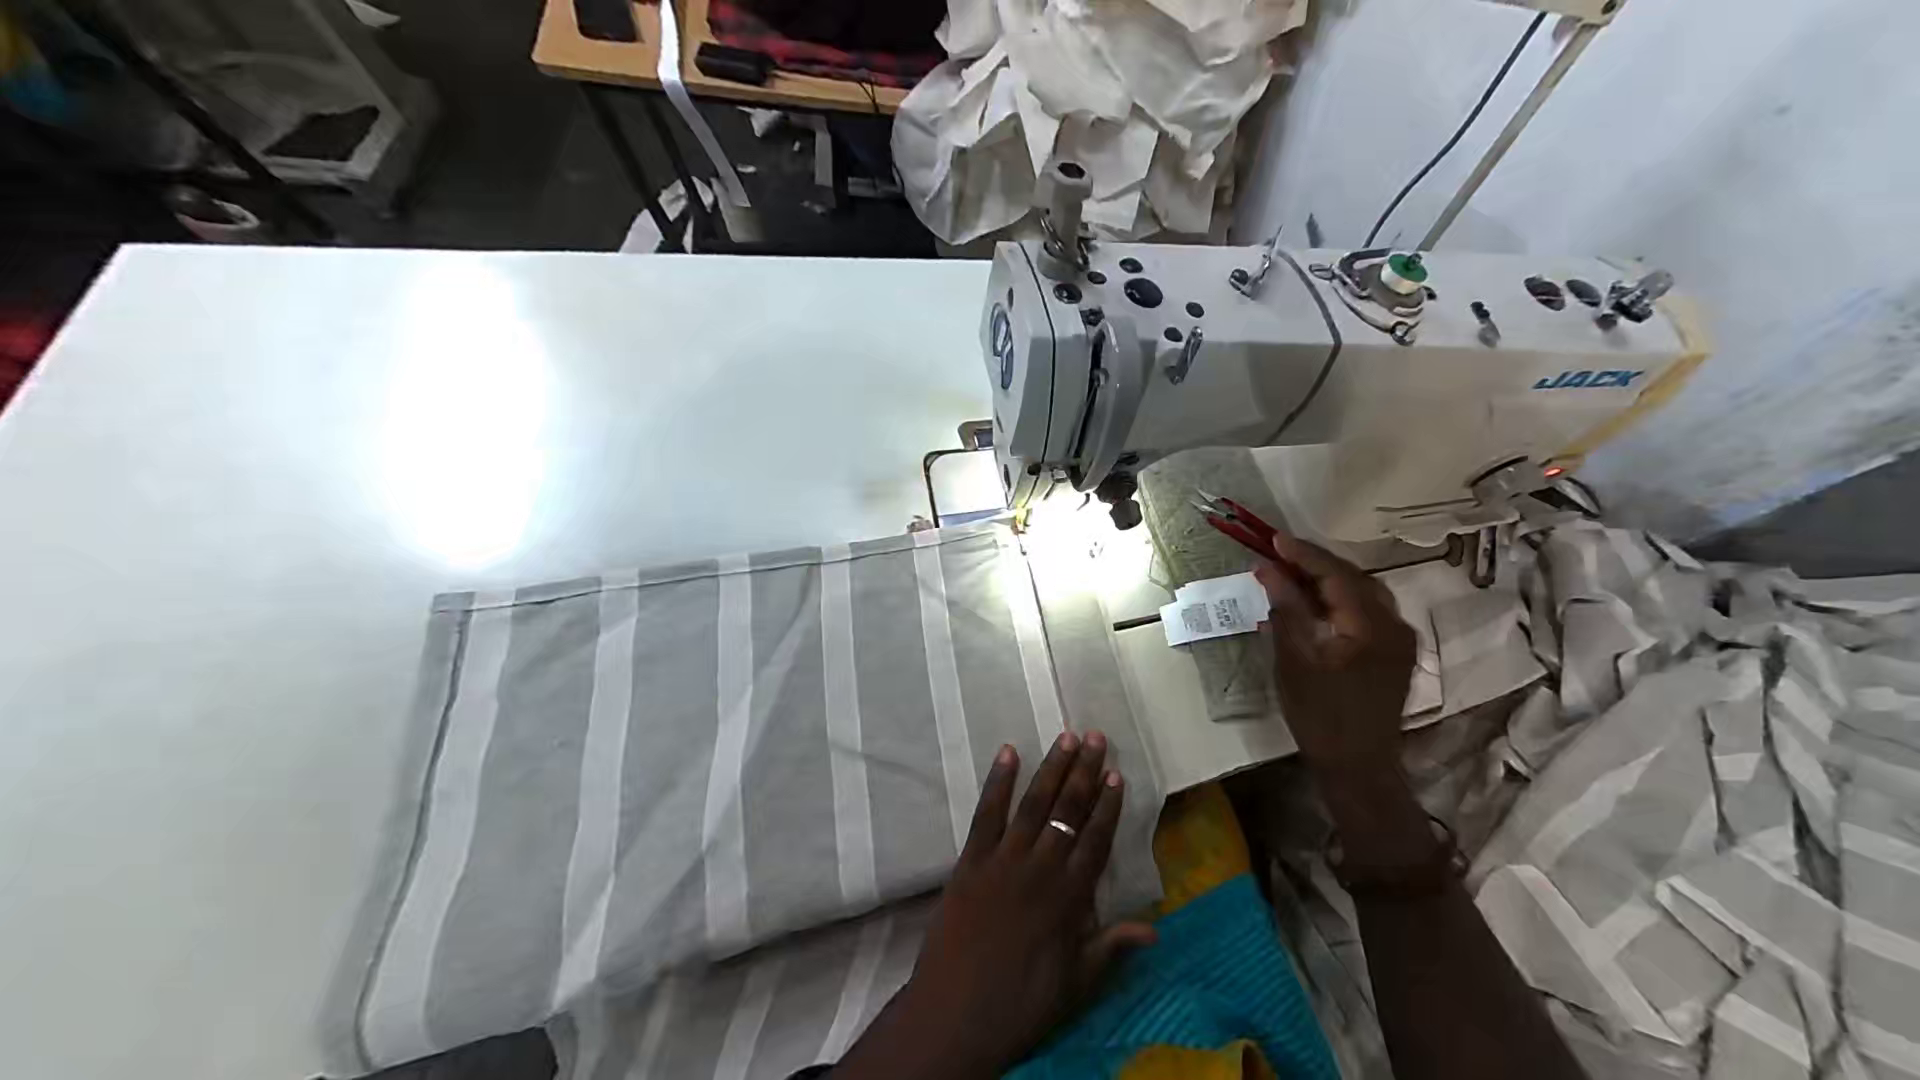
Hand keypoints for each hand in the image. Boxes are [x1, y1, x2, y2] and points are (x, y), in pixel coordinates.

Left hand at [833, 731, 1154, 1079]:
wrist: (956, 1014)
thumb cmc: (1021, 1003)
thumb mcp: (1075, 983)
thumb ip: (1111, 947)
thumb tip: (1155, 930)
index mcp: (1069, 898)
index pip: (1096, 840)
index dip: (1108, 806)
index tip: (1118, 775)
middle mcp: (1041, 869)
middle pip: (1068, 811)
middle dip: (1084, 773)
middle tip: (1096, 738)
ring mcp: (1003, 860)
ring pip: (1034, 804)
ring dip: (1051, 768)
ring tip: (1067, 737)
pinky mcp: (970, 860)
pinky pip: (986, 814)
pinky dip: (998, 782)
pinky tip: (1008, 753)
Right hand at [1254, 533, 1416, 770]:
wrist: (1358, 765)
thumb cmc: (1320, 715)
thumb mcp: (1294, 659)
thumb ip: (1285, 608)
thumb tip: (1267, 569)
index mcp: (1373, 626)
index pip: (1337, 575)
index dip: (1304, 554)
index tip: (1273, 539)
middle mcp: (1396, 625)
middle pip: (1354, 578)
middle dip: (1315, 562)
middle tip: (1277, 552)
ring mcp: (1400, 639)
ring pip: (1363, 592)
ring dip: (1327, 578)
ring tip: (1290, 571)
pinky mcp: (1394, 651)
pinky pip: (1366, 610)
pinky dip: (1338, 598)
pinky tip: (1313, 600)